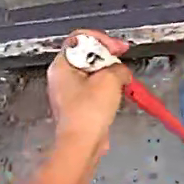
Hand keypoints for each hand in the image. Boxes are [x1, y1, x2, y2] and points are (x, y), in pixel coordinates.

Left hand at [47, 29, 131, 151]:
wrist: (82, 144)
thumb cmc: (89, 112)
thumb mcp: (109, 80)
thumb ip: (118, 68)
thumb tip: (122, 71)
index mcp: (61, 65)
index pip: (79, 39)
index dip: (101, 39)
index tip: (118, 48)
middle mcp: (61, 76)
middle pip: (86, 55)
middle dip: (107, 57)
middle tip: (122, 61)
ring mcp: (68, 91)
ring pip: (91, 72)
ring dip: (109, 74)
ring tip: (121, 80)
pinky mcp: (78, 105)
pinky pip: (93, 88)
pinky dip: (106, 88)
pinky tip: (117, 94)